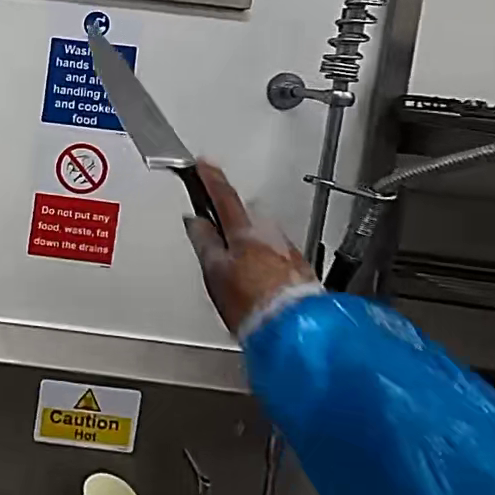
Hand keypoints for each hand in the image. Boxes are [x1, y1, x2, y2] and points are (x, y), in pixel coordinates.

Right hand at [183, 159, 321, 337]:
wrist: (294, 331)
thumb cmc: (253, 305)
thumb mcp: (215, 272)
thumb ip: (205, 242)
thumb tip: (195, 221)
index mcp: (244, 230)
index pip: (224, 195)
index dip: (212, 177)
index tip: (203, 163)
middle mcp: (269, 233)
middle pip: (246, 214)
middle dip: (232, 216)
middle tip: (217, 227)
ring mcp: (286, 249)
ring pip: (262, 234)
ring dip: (249, 240)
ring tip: (238, 267)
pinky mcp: (298, 267)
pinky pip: (275, 252)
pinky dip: (264, 257)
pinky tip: (259, 279)